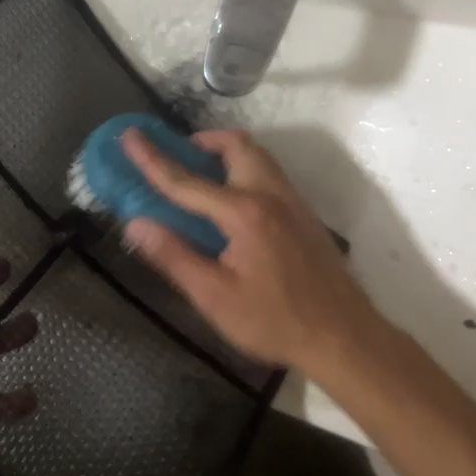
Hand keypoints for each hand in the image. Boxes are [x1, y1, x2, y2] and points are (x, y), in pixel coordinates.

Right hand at [120, 128, 383, 378]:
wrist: (345, 339)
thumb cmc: (274, 321)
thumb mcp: (215, 297)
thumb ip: (174, 256)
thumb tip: (135, 224)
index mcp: (243, 213)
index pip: (186, 180)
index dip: (152, 159)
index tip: (130, 135)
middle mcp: (270, 195)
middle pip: (236, 146)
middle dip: (203, 141)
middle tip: (179, 153)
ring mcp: (293, 203)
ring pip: (258, 157)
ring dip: (227, 153)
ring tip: (202, 172)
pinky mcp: (305, 217)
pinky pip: (270, 175)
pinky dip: (245, 169)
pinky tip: (233, 203)